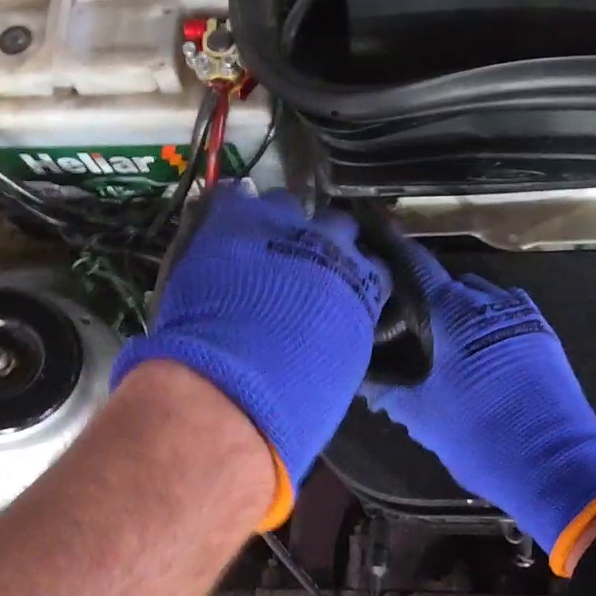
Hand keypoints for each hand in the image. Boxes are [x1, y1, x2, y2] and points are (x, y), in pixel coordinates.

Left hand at [112, 185, 390, 526]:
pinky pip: (232, 196)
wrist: (234, 386)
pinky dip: (229, 208)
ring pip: (285, 203)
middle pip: (336, 224)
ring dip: (274, 220)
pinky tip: (221, 222)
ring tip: (256, 239)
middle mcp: (331, 246)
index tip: (345, 281)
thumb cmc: (295, 399)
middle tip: (302, 257)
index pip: (375, 265)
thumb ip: (340, 334)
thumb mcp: (337, 368)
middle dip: (323, 237)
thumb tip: (328, 329)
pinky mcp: (231, 220)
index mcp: (364, 287)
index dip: (357, 271)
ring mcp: (280, 225)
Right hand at [363, 246, 595, 574]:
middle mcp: (493, 302)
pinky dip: (487, 321)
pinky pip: (508, 314)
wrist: (559, 464)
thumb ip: (391, 395)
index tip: (376, 238)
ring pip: (484, 297)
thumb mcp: (426, 418)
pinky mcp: (546, 339)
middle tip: (403, 314)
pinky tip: (476, 349)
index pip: (419, 267)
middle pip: (453, 282)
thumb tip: (365, 385)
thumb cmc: (482, 436)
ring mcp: (526, 317)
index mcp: (458, 312)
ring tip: (440, 333)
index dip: (396, 251)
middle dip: (428, 290)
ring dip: (461, 306)